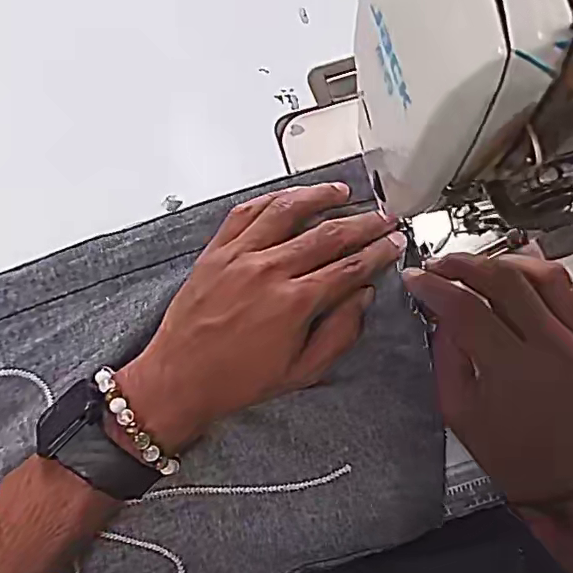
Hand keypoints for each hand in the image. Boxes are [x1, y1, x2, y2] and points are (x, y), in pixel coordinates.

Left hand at [116, 182, 404, 452]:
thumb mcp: (301, 371)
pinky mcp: (216, 252)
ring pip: (287, 211)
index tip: (392, 243)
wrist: (180, 379)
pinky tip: (287, 196)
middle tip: (381, 217)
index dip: (378, 252)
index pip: (349, 266)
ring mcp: (239, 257)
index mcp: (293, 303)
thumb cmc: (235, 380)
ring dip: (319, 197)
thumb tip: (362, 299)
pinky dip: (271, 199)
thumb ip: (339, 333)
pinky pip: (246, 212)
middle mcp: (268, 272)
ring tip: (341, 191)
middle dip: (363, 223)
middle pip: (327, 234)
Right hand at [402, 252, 572, 505]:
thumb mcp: (457, 408)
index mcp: (512, 370)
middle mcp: (551, 350)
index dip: (434, 287)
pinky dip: (543, 276)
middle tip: (441, 266)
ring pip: (545, 273)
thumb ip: (445, 355)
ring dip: (505, 262)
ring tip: (479, 267)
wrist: (559, 474)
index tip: (417, 280)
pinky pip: (572, 290)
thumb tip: (440, 312)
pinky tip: (522, 279)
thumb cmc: (511, 452)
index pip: (466, 307)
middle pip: (505, 279)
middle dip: (464, 264)